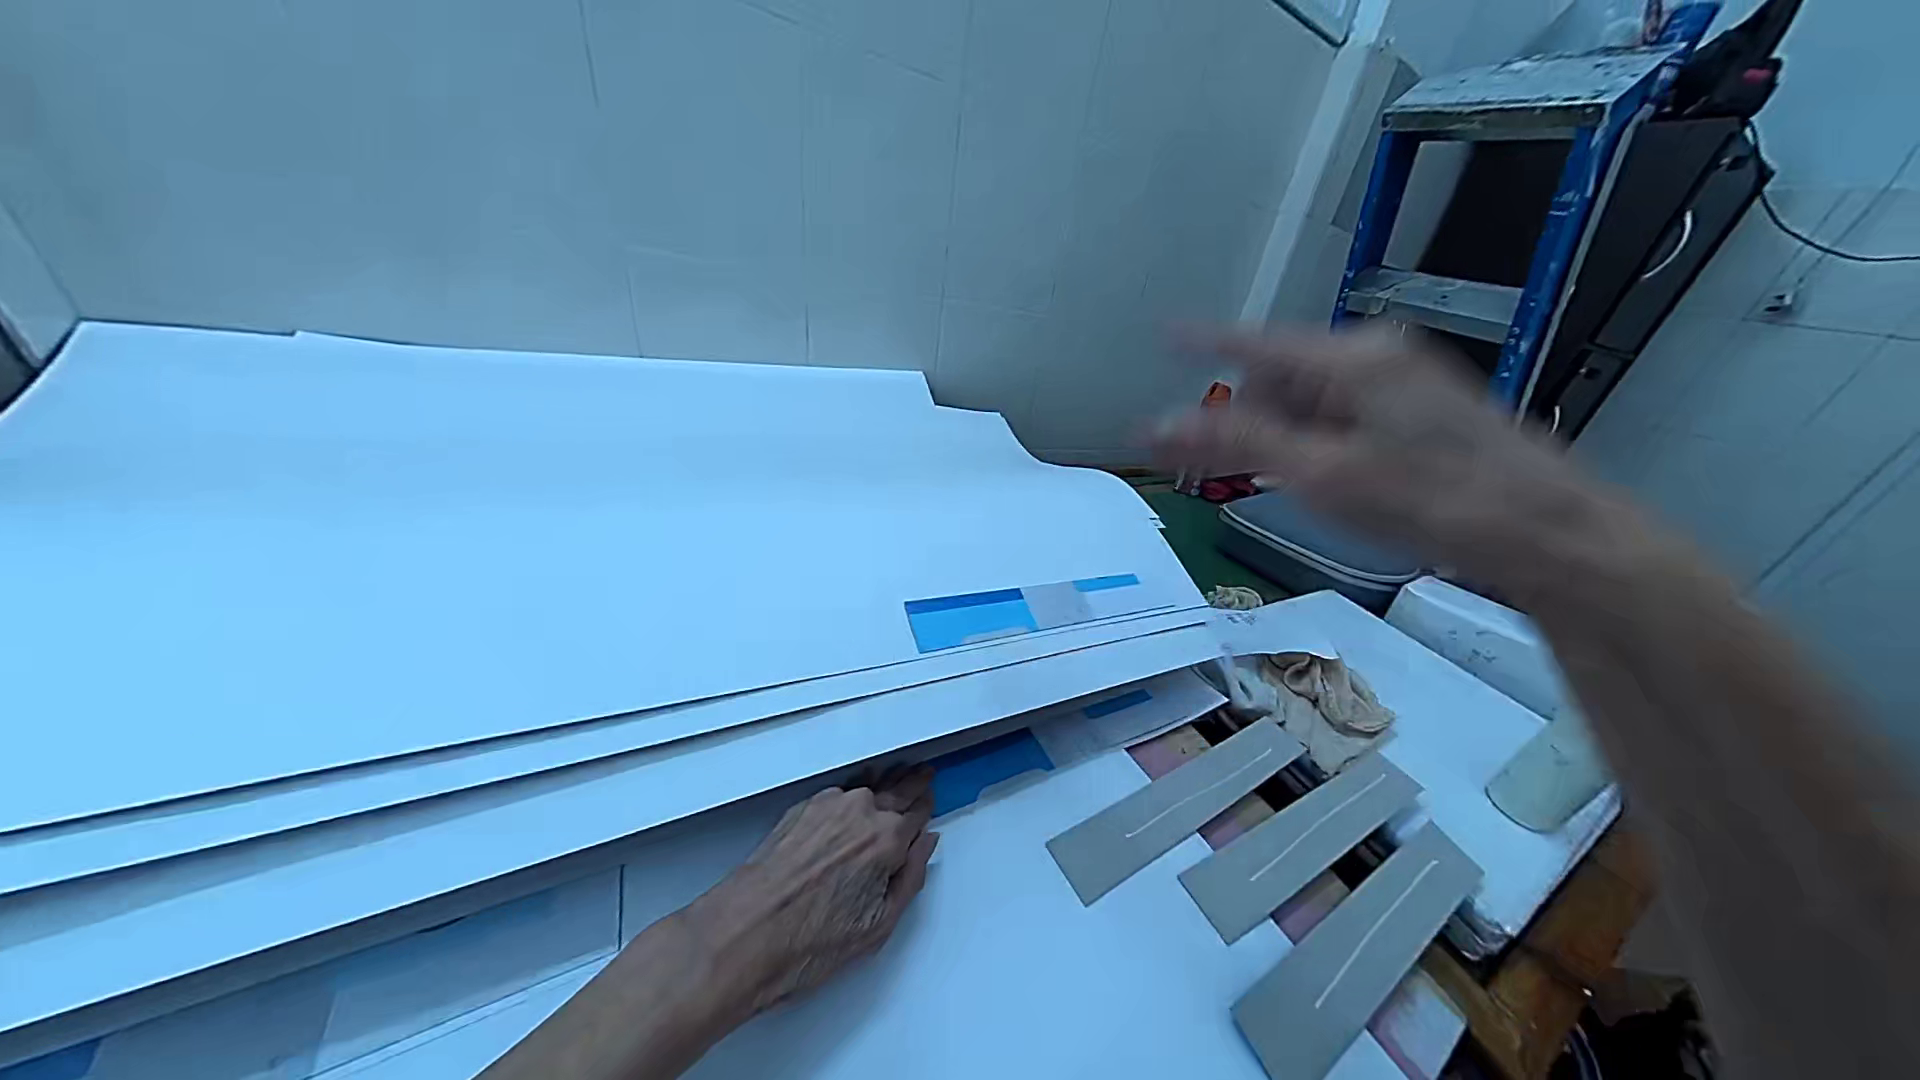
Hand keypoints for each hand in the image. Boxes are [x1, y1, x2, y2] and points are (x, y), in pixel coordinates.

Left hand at [685, 769, 938, 1013]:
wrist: (744, 933)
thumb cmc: (804, 940)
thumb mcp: (878, 927)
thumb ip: (911, 878)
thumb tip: (924, 848)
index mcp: (888, 839)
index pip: (919, 812)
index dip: (927, 806)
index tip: (929, 803)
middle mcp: (862, 811)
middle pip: (898, 789)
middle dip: (912, 785)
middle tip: (922, 776)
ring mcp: (831, 804)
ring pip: (869, 787)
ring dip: (883, 783)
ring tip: (894, 780)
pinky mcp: (804, 806)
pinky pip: (839, 793)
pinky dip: (851, 794)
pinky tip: (855, 797)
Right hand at [1153, 325, 1635, 594]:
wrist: (1543, 532)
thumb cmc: (1426, 499)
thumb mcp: (1318, 473)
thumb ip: (1235, 444)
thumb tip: (1157, 427)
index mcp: (1351, 359)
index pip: (1256, 343)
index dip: (1205, 342)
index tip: (1164, 335)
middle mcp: (1374, 357)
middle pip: (1279, 376)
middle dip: (1245, 416)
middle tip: (1228, 467)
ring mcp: (1399, 382)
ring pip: (1307, 399)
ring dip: (1277, 435)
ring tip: (1280, 481)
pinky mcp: (1414, 410)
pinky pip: (1337, 415)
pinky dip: (1310, 441)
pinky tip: (1318, 477)